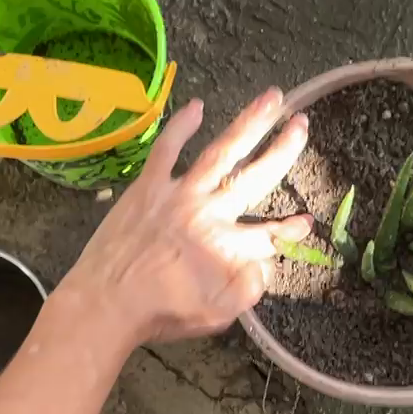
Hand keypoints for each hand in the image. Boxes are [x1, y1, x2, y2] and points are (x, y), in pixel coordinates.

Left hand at [59, 90, 311, 345]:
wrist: (106, 303)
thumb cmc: (161, 314)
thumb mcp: (217, 315)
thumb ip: (248, 288)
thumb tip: (265, 263)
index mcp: (228, 247)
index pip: (269, 234)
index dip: (290, 229)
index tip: (306, 221)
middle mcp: (210, 212)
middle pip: (255, 177)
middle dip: (282, 150)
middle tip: (302, 124)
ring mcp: (178, 194)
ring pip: (221, 153)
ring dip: (248, 124)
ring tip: (271, 98)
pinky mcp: (148, 187)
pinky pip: (167, 150)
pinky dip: (181, 127)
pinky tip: (197, 106)